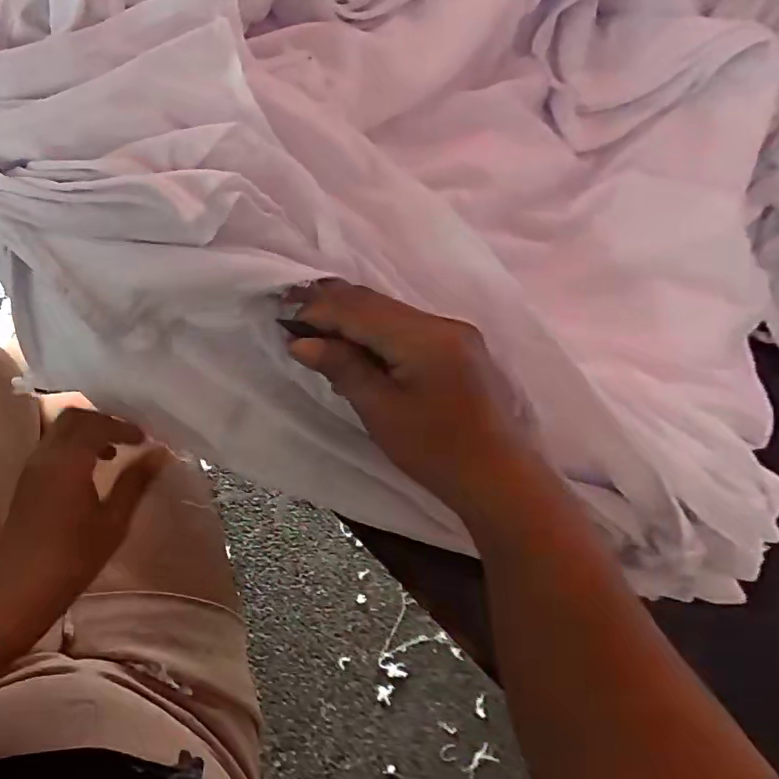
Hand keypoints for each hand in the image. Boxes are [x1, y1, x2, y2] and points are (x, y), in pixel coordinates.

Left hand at [0, 408, 167, 604]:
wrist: (23, 583)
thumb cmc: (74, 556)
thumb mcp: (114, 521)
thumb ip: (135, 482)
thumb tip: (159, 453)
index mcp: (68, 459)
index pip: (96, 423)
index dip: (123, 426)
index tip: (145, 438)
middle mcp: (45, 454)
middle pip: (73, 417)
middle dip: (102, 420)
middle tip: (128, 438)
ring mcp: (31, 466)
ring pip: (59, 431)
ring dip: (85, 433)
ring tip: (112, 454)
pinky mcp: (25, 480)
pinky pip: (50, 447)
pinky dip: (71, 447)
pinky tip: (88, 471)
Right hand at [285, 279, 540, 517]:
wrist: (498, 477)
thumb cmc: (434, 449)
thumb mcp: (380, 410)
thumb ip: (342, 368)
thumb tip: (300, 342)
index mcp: (425, 339)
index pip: (358, 310)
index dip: (316, 310)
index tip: (280, 318)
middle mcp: (441, 324)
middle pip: (372, 301)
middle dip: (327, 302)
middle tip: (285, 305)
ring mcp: (451, 333)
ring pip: (385, 310)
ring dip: (344, 312)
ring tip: (306, 318)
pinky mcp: (452, 346)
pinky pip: (398, 324)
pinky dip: (364, 326)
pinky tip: (344, 336)